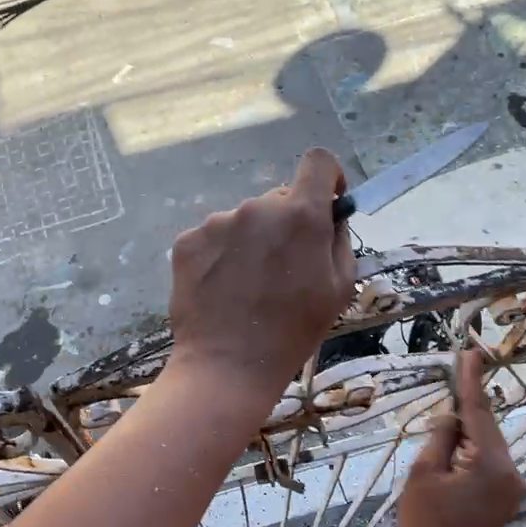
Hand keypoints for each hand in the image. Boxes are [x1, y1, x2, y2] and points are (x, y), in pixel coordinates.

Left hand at [167, 149, 355, 401]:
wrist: (227, 365)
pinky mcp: (186, 241)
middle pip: (278, 200)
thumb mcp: (339, 289)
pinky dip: (220, 257)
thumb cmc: (293, 332)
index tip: (325, 200)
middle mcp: (256, 207)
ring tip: (248, 288)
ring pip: (243, 222)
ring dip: (251, 243)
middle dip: (285, 225)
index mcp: (300, 215)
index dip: (326, 176)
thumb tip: (331, 216)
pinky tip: (222, 290)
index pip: (317, 161)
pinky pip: (213, 239)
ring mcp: (217, 222)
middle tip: (283, 269)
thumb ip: (338, 241)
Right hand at [397, 350, 525, 526]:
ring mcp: (513, 487)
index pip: (478, 412)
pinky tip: (447, 468)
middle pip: (484, 429)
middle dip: (461, 417)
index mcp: (492, 464)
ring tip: (434, 460)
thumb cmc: (424, 526)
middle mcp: (511, 472)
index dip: (471, 381)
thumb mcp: (422, 474)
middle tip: (441, 406)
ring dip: (462, 441)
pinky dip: (468, 457)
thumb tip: (450, 416)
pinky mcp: (507, 498)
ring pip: (485, 446)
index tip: (471, 352)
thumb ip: (440, 437)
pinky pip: (487, 464)